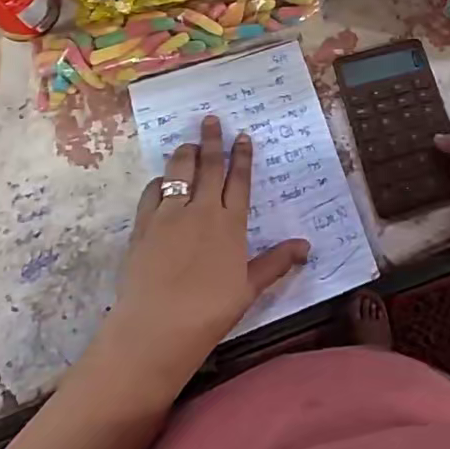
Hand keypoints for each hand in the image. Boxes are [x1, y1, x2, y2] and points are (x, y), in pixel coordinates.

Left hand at [100, 116, 309, 382]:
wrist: (157, 328)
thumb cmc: (209, 312)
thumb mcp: (248, 288)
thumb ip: (276, 262)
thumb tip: (306, 245)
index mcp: (230, 224)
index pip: (239, 181)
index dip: (242, 157)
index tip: (242, 137)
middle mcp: (202, 210)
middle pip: (209, 167)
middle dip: (212, 141)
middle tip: (210, 120)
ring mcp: (170, 215)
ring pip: (179, 172)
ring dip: (185, 154)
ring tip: (188, 144)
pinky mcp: (143, 224)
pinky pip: (152, 192)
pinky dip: (159, 181)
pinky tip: (161, 180)